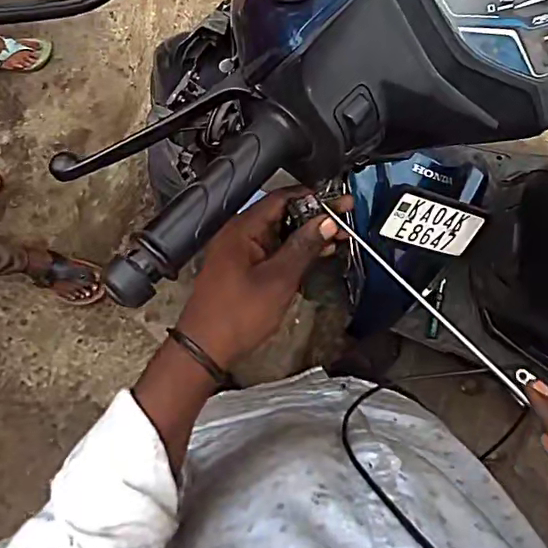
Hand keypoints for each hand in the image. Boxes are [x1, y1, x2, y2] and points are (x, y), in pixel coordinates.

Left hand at [175, 189, 350, 369]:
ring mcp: (239, 251)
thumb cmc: (236, 315)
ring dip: (306, 235)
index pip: (282, 198)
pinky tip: (314, 256)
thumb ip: (304, 247)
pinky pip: (272, 249)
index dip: (314, 197)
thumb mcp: (278, 279)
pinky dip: (293, 251)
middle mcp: (238, 233)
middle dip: (314, 217)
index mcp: (242, 228)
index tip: (339, 202)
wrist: (204, 350)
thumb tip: (326, 221)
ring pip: (279, 233)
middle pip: (281, 214)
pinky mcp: (242, 268)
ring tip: (336, 238)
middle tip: (343, 222)